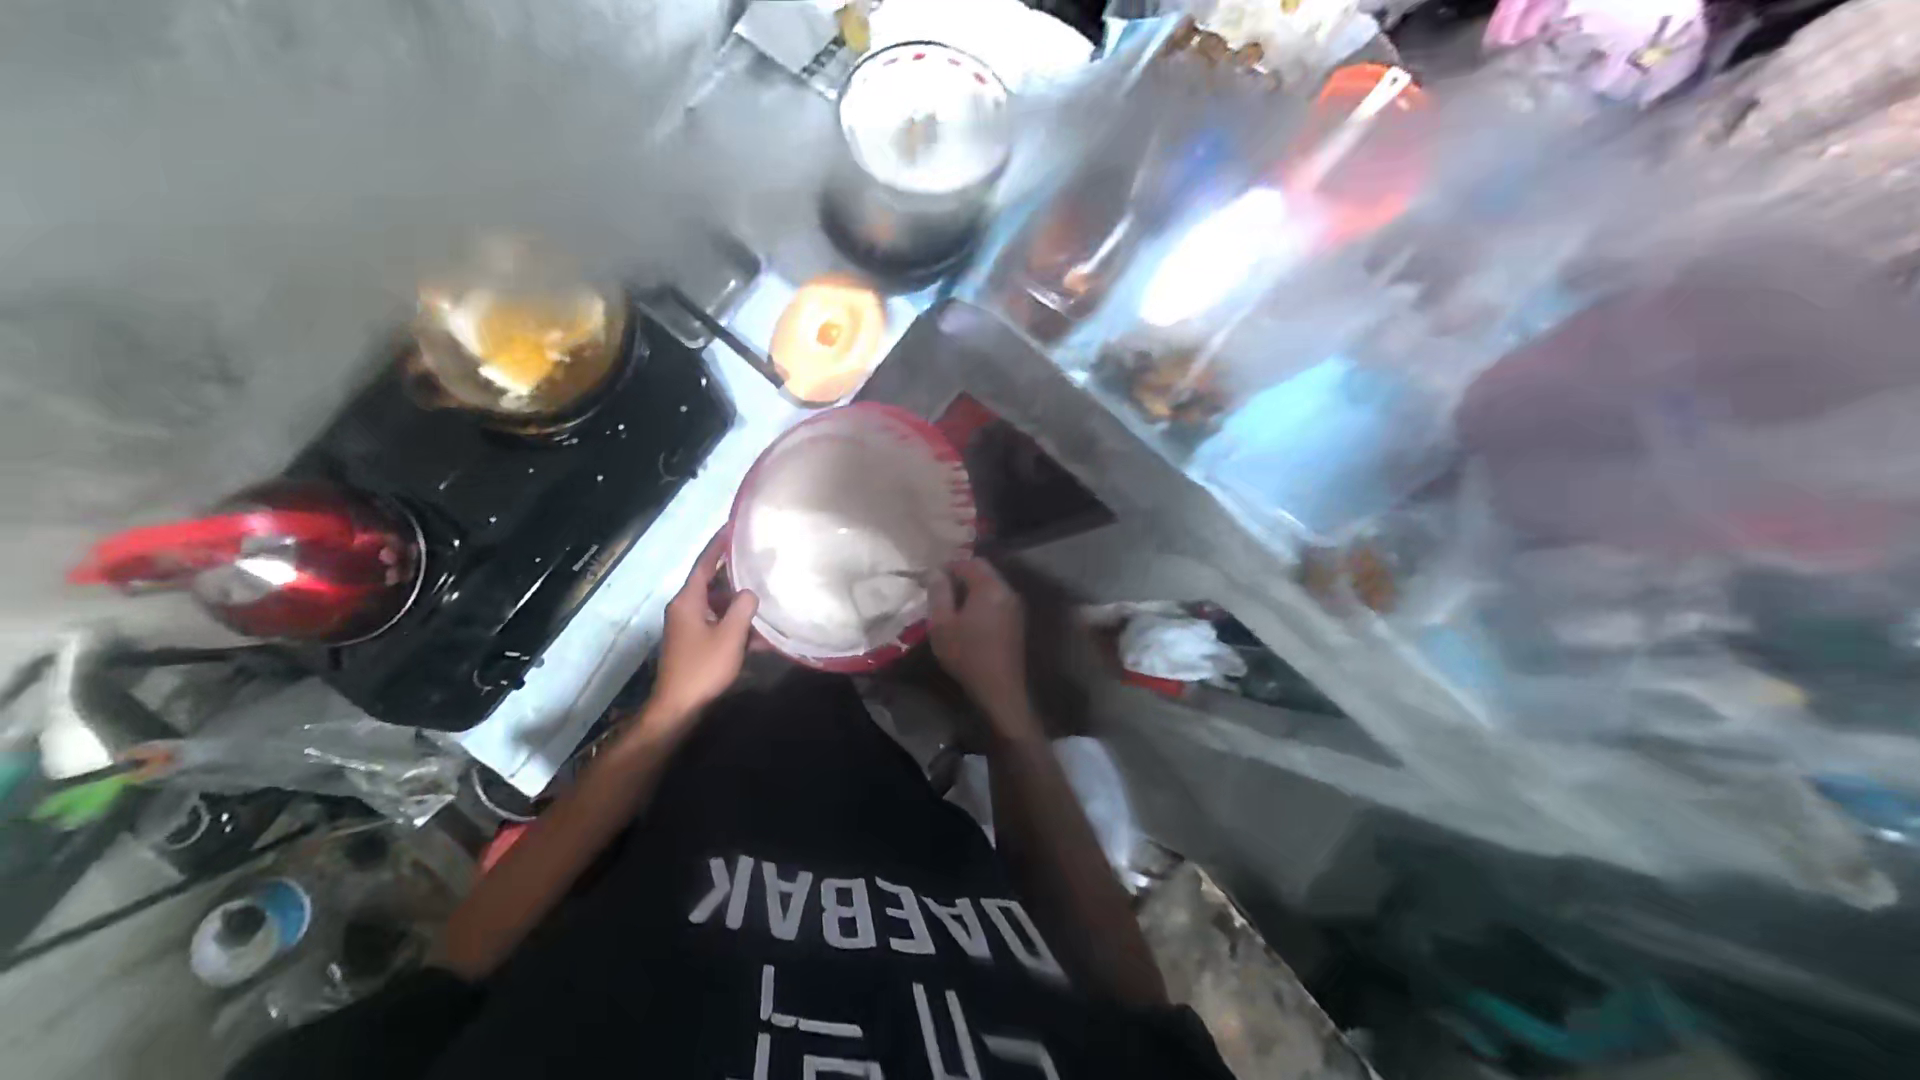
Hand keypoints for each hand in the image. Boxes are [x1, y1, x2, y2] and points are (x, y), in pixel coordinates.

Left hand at [649, 534, 757, 725]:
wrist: (679, 707)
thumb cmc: (703, 667)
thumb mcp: (730, 635)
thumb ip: (743, 607)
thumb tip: (750, 592)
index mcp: (687, 601)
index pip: (704, 564)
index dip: (719, 545)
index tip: (733, 526)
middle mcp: (684, 609)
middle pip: (713, 583)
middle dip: (736, 575)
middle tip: (761, 561)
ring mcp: (688, 627)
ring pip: (718, 606)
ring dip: (740, 605)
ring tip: (766, 597)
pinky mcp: (694, 643)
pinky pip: (718, 624)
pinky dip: (736, 626)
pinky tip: (760, 635)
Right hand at [928, 559, 1029, 721]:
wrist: (1000, 688)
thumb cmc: (966, 654)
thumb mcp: (942, 624)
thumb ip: (938, 593)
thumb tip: (935, 571)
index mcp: (989, 587)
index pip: (968, 561)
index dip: (947, 565)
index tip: (930, 578)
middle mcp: (1007, 590)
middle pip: (983, 570)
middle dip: (960, 574)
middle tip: (940, 589)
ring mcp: (1015, 605)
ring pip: (991, 584)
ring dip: (972, 588)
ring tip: (951, 604)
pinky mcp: (1017, 620)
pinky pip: (997, 598)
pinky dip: (982, 599)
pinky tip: (969, 617)